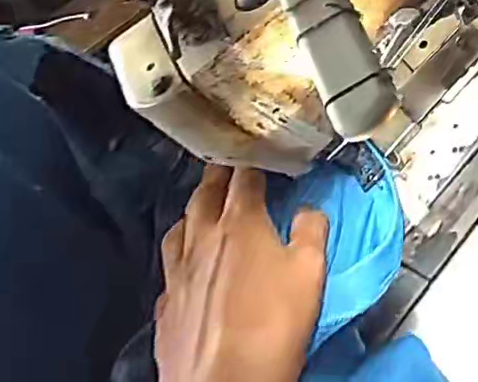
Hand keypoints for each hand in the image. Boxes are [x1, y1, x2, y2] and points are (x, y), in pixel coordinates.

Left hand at [155, 164, 329, 381]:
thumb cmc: (273, 325)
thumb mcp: (311, 270)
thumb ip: (312, 229)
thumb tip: (307, 210)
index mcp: (240, 223)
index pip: (244, 176)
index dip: (253, 160)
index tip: (261, 151)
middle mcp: (203, 240)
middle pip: (205, 194)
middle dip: (218, 176)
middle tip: (230, 166)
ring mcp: (178, 277)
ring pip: (178, 228)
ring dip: (193, 212)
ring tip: (206, 211)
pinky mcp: (165, 312)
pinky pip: (169, 271)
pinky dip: (180, 258)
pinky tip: (190, 268)